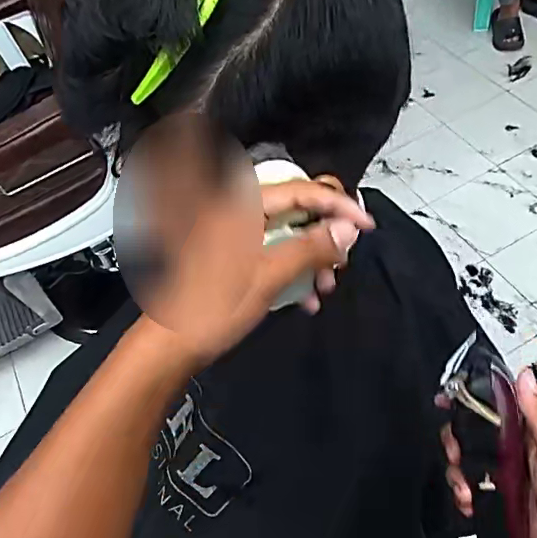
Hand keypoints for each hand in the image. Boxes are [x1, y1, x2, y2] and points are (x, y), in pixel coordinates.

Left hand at [144, 173, 373, 367]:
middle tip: (342, 259)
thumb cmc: (209, 310)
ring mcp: (234, 235)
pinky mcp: (234, 257)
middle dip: (325, 234)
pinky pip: (275, 252)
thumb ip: (310, 248)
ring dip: (313, 257)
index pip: (301, 191)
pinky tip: (306, 296)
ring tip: (324, 285)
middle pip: (296, 208)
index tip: (365, 225)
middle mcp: (236, 212)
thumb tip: (347, 229)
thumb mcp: (268, 277)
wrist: (170, 346)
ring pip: (289, 233)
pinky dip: (294, 270)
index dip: (339, 205)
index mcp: (239, 205)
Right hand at [438, 369, 536, 537]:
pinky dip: (466, 495)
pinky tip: (469, 502)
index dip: (473, 404)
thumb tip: (526, 376)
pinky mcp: (505, 500)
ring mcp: (513, 477)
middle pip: (478, 436)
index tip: (450, 403)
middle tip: (457, 454)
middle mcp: (523, 452)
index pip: (500, 408)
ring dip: (461, 474)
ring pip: (472, 465)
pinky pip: (475, 491)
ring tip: (466, 487)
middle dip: (460, 443)